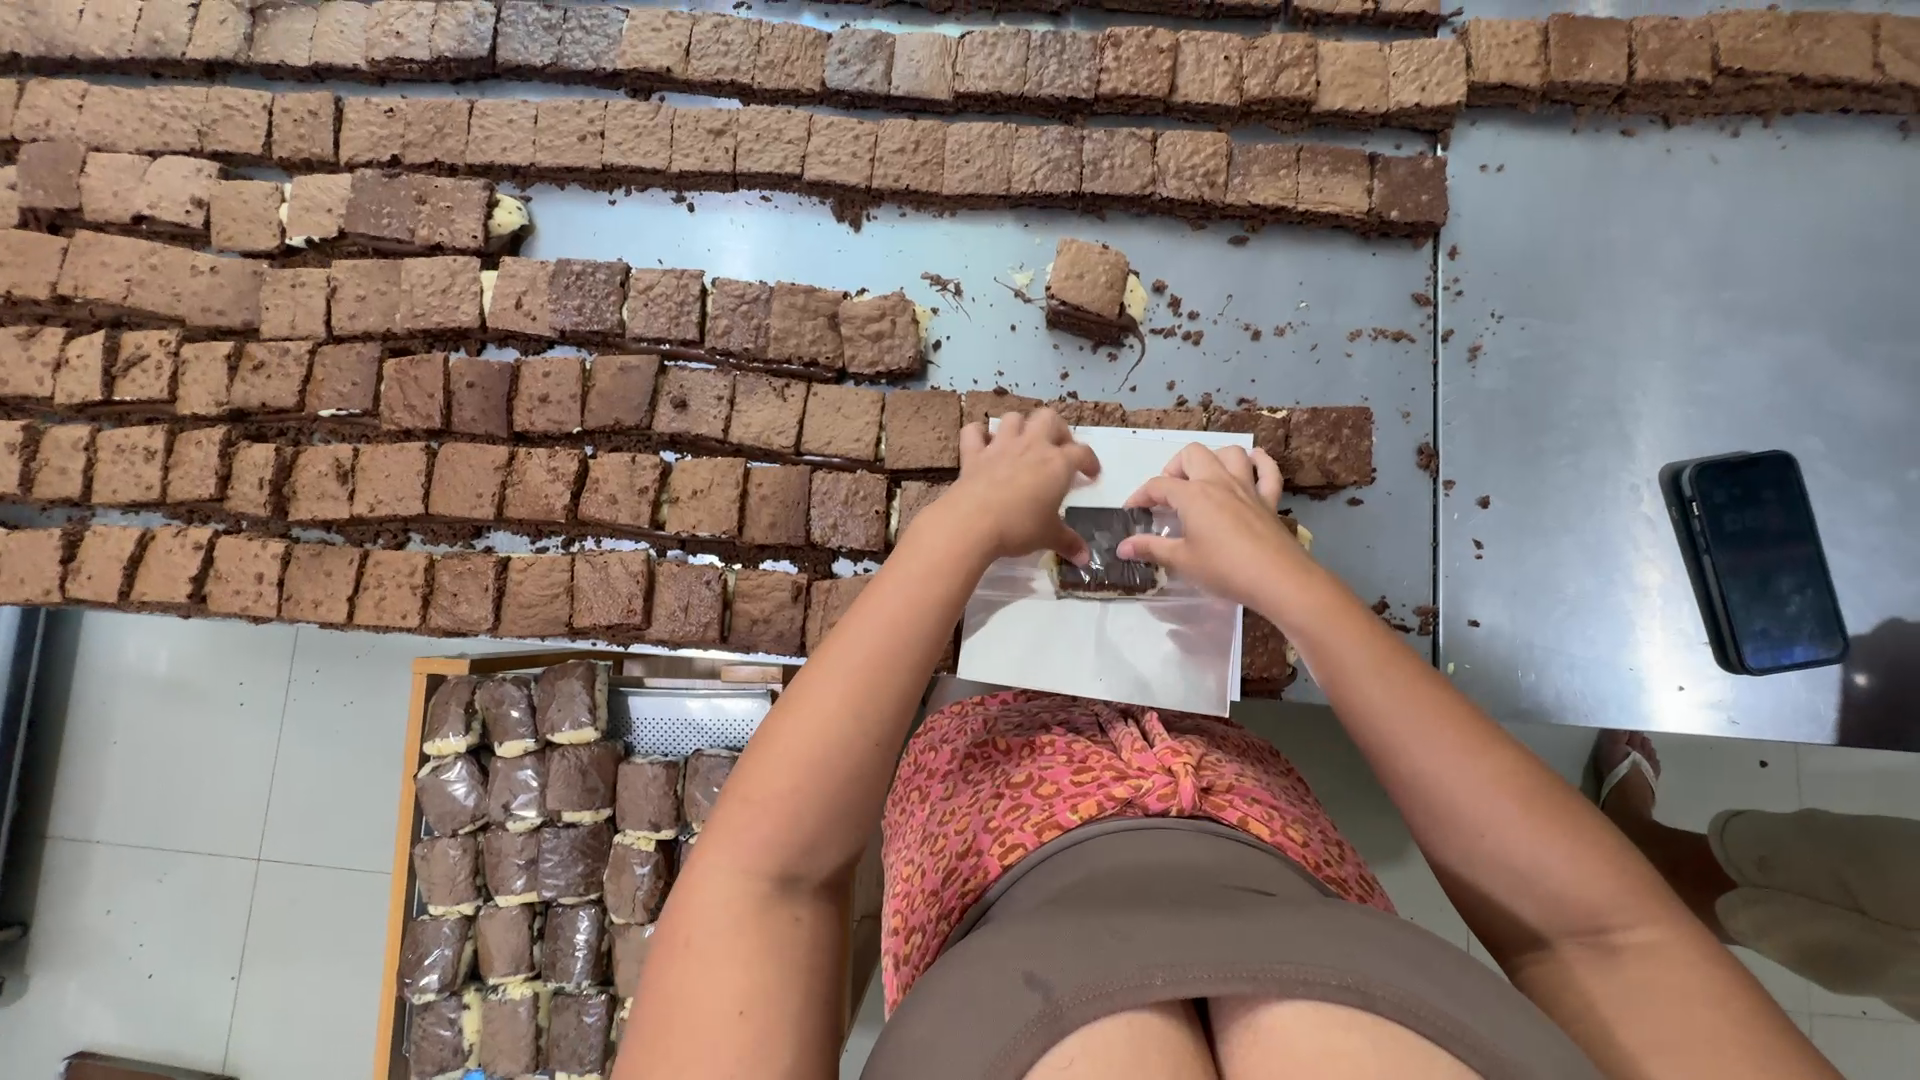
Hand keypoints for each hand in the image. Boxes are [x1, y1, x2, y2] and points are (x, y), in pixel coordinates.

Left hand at [938, 408, 1100, 563]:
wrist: (972, 524)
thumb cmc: (1019, 527)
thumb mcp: (1048, 536)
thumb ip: (1069, 543)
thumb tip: (1086, 558)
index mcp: (1057, 464)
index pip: (1082, 452)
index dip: (1090, 461)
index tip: (1091, 474)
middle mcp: (1031, 447)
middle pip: (1049, 418)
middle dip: (1057, 429)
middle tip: (1058, 448)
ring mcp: (1000, 447)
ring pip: (1014, 418)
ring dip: (1020, 425)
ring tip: (1023, 442)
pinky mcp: (972, 455)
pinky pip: (973, 431)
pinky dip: (978, 433)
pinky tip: (982, 443)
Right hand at [1116, 443, 1307, 607]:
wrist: (1277, 579)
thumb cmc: (1224, 569)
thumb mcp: (1182, 561)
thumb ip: (1151, 548)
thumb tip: (1122, 546)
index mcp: (1193, 495)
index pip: (1158, 485)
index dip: (1140, 496)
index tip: (1132, 511)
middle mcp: (1218, 482)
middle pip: (1192, 455)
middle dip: (1174, 468)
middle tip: (1169, 494)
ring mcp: (1247, 487)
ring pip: (1229, 453)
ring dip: (1213, 459)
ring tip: (1203, 478)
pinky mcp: (1269, 499)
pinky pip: (1267, 470)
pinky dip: (1259, 462)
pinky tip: (1251, 464)